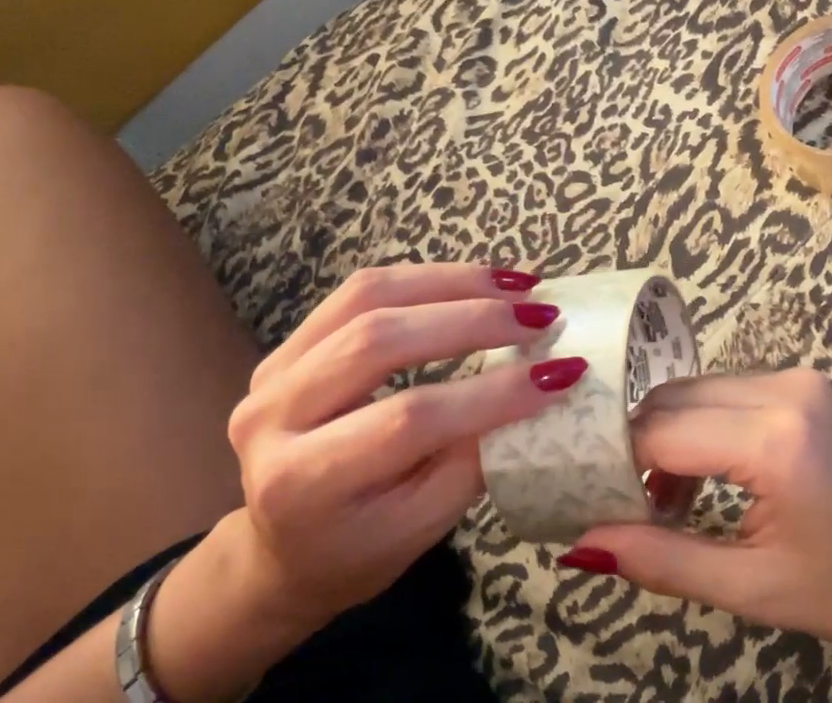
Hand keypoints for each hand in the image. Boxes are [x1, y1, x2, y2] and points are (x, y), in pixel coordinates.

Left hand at [222, 262, 579, 624]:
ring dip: (453, 283)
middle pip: (379, 340)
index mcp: (303, 483)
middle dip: (473, 321)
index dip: (490, 393)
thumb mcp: (422, 525)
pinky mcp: (287, 345)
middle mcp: (271, 419)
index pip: (409, 419)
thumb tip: (536, 387)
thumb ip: (472, 457)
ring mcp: (272, 372)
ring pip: (367, 297)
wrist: (277, 552)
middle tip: (542, 317)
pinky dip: (426, 278)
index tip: (560, 374)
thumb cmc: (358, 549)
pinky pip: (359, 292)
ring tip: (517, 285)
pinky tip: (476, 282)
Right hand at [567, 367, 831, 650]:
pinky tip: (701, 478)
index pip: (660, 432)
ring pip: (697, 391)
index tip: (587, 500)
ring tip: (665, 503)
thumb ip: (660, 559)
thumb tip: (579, 547)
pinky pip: (728, 393)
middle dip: (638, 447)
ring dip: (668, 437)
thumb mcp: (749, 586)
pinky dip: (701, 427)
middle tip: (623, 505)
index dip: (615, 464)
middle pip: (673, 398)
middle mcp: (786, 389)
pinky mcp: (805, 386)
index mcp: (775, 439)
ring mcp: (799, 380)